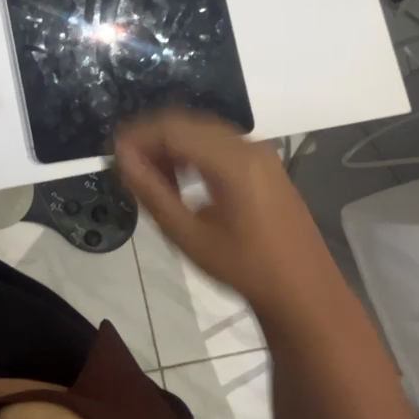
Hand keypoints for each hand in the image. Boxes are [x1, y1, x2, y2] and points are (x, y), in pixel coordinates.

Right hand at [114, 110, 342, 318]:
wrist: (306, 294)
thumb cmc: (243, 268)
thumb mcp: (187, 233)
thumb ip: (150, 190)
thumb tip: (120, 156)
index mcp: (232, 161)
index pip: (172, 129)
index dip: (137, 136)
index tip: (113, 154)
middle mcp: (249, 147)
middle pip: (186, 124)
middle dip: (152, 140)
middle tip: (128, 167)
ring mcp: (261, 155)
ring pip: (201, 132)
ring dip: (171, 147)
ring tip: (151, 177)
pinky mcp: (265, 166)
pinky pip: (219, 144)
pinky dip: (192, 154)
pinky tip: (181, 180)